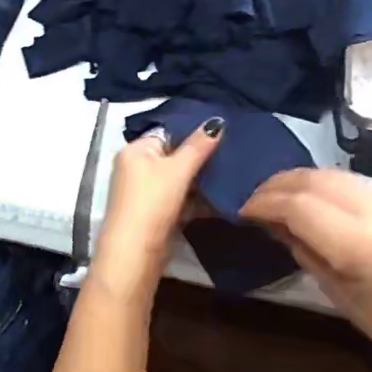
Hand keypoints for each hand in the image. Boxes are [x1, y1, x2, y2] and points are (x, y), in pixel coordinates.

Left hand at [91, 118, 224, 294]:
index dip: (193, 133)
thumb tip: (217, 121)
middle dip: (202, 158)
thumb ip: (198, 146)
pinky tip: (224, 197)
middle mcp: (137, 168)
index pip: (167, 133)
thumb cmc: (153, 201)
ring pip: (180, 180)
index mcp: (135, 151)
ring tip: (236, 172)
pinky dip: (198, 198)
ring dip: (203, 180)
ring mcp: (147, 192)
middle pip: (174, 157)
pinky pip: (181, 198)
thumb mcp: (178, 169)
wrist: (137, 250)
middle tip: (236, 153)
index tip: (225, 133)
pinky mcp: (158, 212)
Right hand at [239, 169, 371, 368]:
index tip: (241, 211)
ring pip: (330, 174)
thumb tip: (266, 219)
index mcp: (365, 248)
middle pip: (314, 181)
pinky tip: (303, 199)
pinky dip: (318, 184)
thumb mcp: (332, 289)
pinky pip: (347, 181)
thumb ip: (299, 246)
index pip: (300, 206)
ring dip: (295, 181)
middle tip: (251, 201)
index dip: (264, 203)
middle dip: (275, 186)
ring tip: (272, 197)